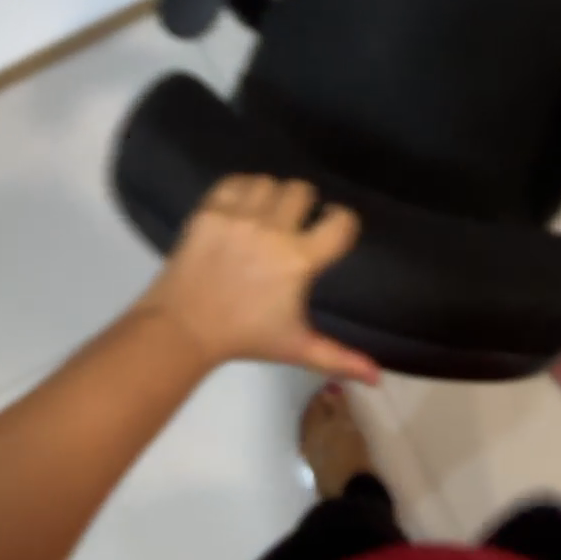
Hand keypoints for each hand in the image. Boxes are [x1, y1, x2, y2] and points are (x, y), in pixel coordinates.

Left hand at [135, 175, 379, 383]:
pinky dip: (241, 190)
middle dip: (303, 205)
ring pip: (269, 182)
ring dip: (270, 196)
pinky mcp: (209, 211)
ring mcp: (237, 218)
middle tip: (292, 224)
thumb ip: (339, 357)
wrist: (182, 330)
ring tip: (264, 216)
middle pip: (302, 190)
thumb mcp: (296, 348)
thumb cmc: (245, 337)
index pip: (341, 220)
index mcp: (298, 260)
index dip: (341, 222)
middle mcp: (271, 231)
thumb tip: (378, 378)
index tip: (331, 229)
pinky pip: (235, 181)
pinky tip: (240, 210)